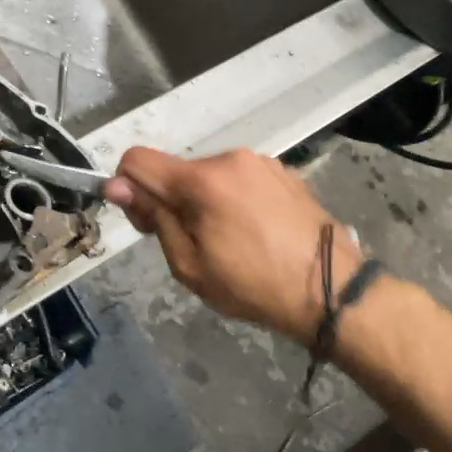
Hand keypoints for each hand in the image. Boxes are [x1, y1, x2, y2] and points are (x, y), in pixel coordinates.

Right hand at [102, 147, 360, 345]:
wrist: (335, 293)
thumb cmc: (252, 286)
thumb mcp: (188, 263)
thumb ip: (152, 217)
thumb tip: (116, 186)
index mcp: (202, 180)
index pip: (137, 160)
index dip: (127, 187)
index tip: (142, 220)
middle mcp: (230, 159)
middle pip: (174, 170)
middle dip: (169, 200)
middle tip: (188, 242)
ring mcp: (261, 163)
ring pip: (207, 175)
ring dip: (202, 200)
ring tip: (226, 239)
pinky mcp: (284, 172)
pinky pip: (238, 179)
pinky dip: (231, 199)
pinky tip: (252, 231)